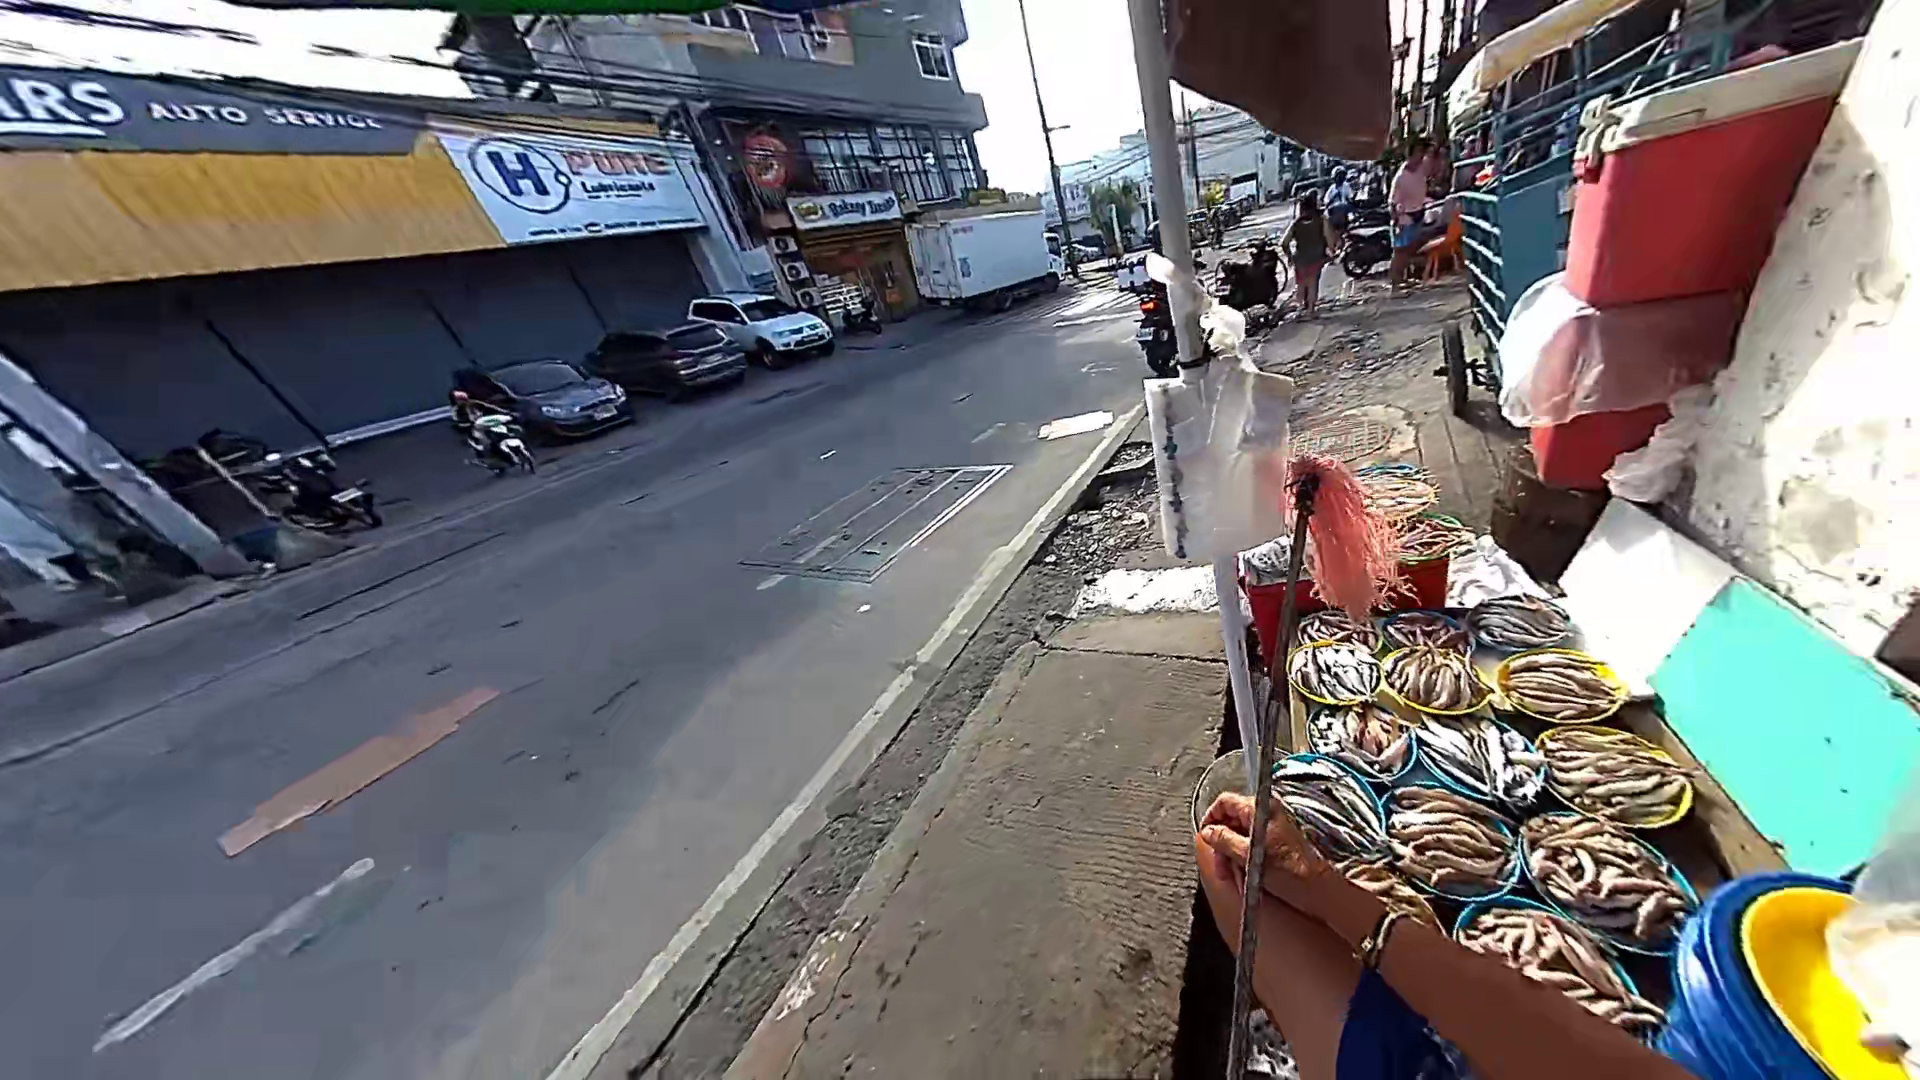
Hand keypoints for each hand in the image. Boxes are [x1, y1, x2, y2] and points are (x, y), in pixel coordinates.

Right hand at [1198, 792, 1379, 947]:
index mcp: (1260, 808)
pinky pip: (1254, 844)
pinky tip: (1246, 877)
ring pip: (1241, 835)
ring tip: (1234, 877)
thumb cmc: (1292, 873)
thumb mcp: (1250, 857)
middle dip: (1222, 844)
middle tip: (1220, 867)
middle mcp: (1267, 811)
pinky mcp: (1280, 841)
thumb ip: (1224, 840)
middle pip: (1232, 820)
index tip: (1205, 836)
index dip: (1211, 818)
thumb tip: (1207, 832)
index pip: (1224, 802)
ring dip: (1233, 856)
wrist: (1325, 893)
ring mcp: (1274, 826)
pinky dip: (1247, 859)